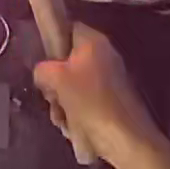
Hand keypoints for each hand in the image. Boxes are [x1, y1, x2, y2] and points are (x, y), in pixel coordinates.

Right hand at [32, 24, 164, 164]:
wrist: (127, 139)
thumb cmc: (90, 102)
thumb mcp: (57, 80)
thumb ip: (43, 69)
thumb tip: (43, 72)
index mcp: (94, 42)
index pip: (67, 28)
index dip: (51, 43)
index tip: (43, 64)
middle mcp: (104, 55)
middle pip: (68, 61)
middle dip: (55, 83)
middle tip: (52, 98)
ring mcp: (110, 79)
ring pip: (74, 85)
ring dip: (63, 103)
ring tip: (63, 119)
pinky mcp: (112, 101)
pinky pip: (85, 102)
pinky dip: (76, 114)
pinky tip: (74, 128)